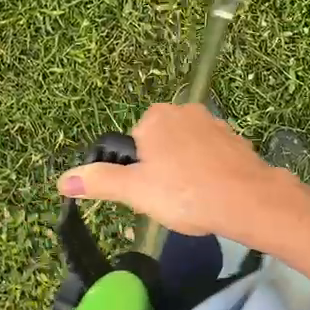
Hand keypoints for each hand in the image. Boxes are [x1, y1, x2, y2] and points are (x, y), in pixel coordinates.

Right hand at [57, 103, 304, 245]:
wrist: (247, 199)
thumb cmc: (185, 193)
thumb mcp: (135, 191)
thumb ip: (100, 181)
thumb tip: (62, 180)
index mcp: (155, 116)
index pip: (134, 145)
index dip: (139, 173)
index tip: (151, 194)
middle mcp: (183, 109)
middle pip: (159, 145)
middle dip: (162, 171)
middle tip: (171, 200)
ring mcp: (212, 121)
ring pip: (186, 150)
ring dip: (185, 171)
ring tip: (194, 200)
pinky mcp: (234, 137)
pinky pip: (210, 155)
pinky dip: (208, 171)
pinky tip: (213, 194)